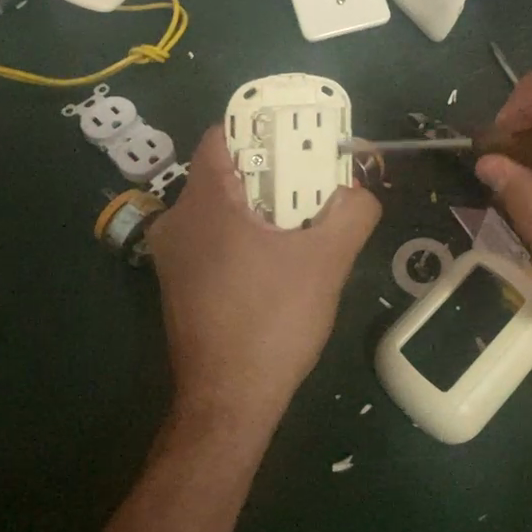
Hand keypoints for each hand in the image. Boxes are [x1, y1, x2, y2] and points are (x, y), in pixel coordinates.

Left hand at [146, 126, 380, 426]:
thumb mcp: (328, 260)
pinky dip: (244, 232)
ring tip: (304, 217)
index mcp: (205, 202)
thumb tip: (359, 191)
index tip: (301, 137)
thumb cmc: (273, 321)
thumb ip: (352, 212)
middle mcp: (177, 220)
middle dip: (273, 168)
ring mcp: (172, 256)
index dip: (263, 127)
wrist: (228, 403)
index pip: (224, 134)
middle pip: (226, 170)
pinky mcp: (177, 283)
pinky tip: (279, 257)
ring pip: (221, 206)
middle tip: (314, 179)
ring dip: (261, 204)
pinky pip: (213, 236)